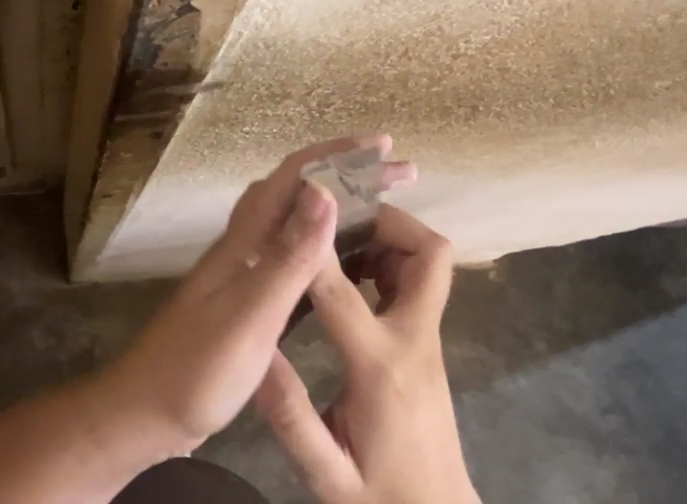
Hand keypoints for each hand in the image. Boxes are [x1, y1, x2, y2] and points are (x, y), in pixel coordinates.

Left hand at [99, 136, 412, 453]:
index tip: (385, 146)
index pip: (293, 179)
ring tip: (383, 212)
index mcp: (244, 242)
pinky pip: (293, 260)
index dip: (339, 156)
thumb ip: (288, 258)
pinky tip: (343, 266)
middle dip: (347, 176)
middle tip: (400, 175)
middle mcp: (244, 246)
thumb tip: (325, 193)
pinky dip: (325, 251)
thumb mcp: (250, 315)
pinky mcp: (246, 302)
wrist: (145, 411)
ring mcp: (243, 274)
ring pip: (296, 224)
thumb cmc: (196, 368)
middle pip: (298, 193)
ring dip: (338, 209)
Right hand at [253, 203, 479, 503]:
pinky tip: (345, 270)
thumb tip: (258, 354)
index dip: (313, 248)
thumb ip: (292, 418)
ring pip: (428, 261)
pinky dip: (385, 259)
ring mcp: (427, 341)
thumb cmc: (379, 498)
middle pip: (426, 255)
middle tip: (334, 213)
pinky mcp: (426, 344)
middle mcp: (414, 342)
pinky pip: (417, 281)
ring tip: (333, 234)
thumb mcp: (328, 475)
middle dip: (385, 219)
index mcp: (381, 370)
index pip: (342, 294)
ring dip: (387, 234)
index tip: (290, 211)